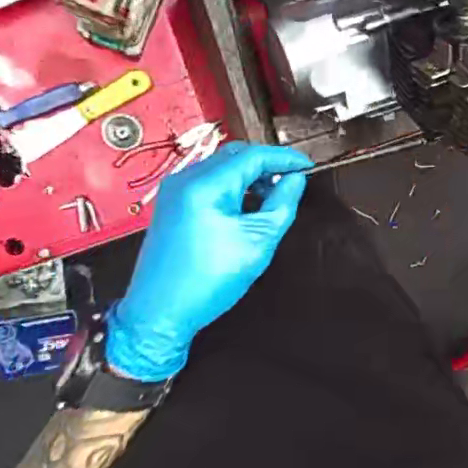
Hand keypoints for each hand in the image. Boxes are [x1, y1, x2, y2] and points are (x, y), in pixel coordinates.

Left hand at [106, 142, 311, 380]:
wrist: (159, 311)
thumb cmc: (208, 281)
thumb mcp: (258, 242)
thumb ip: (282, 204)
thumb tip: (296, 180)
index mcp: (206, 185)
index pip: (253, 155)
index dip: (285, 158)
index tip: (307, 165)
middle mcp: (186, 179)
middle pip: (235, 155)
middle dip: (267, 163)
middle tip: (293, 179)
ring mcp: (175, 190)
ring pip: (221, 166)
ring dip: (249, 175)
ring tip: (273, 195)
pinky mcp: (171, 203)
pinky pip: (208, 181)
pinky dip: (232, 186)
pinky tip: (247, 205)